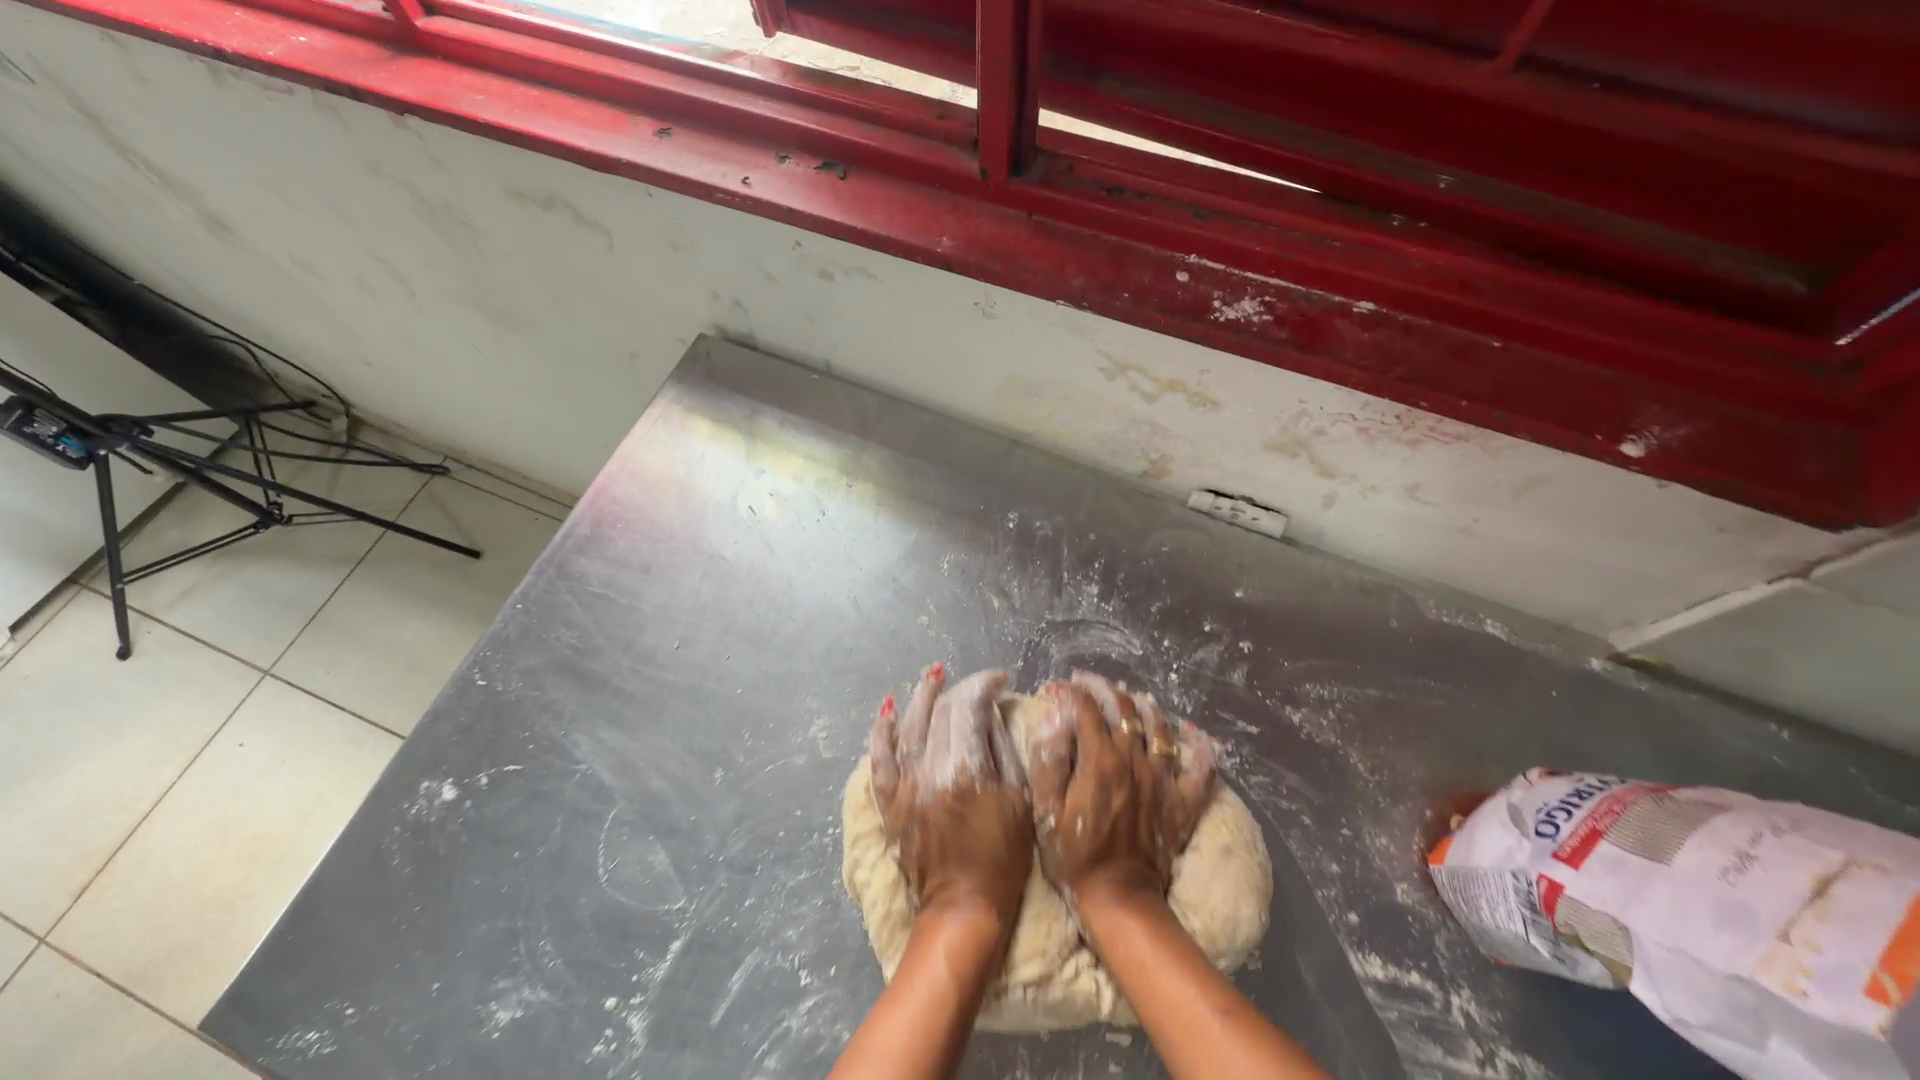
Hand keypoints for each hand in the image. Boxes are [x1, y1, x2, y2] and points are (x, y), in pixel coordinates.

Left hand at [870, 664, 1032, 931]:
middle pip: (939, 711)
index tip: (1001, 680)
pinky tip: (889, 710)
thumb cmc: (1004, 858)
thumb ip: (1002, 749)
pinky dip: (882, 731)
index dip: (985, 684)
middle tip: (976, 682)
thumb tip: (991, 713)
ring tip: (933, 674)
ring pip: (908, 726)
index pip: (969, 706)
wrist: (964, 907)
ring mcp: (903, 785)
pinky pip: (879, 758)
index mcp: (965, 768)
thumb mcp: (1020, 800)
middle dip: (959, 688)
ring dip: (921, 696)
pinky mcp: (889, 802)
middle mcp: (928, 769)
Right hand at [1029, 672, 1215, 908]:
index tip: (1054, 688)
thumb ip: (1049, 759)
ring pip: (1160, 727)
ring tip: (1129, 695)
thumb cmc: (1073, 856)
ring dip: (1144, 705)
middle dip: (1102, 689)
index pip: (1086, 709)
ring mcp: (1164, 780)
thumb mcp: (1045, 808)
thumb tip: (1054, 718)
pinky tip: (1190, 730)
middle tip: (1086, 683)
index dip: (1069, 693)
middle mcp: (1135, 760)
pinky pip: (1201, 767)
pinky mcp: (1183, 802)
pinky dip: (1199, 745)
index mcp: (1100, 761)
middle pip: (1124, 709)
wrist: (1117, 897)